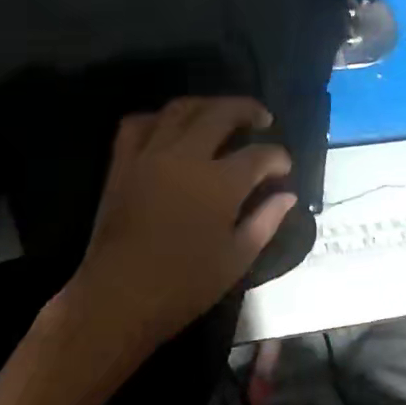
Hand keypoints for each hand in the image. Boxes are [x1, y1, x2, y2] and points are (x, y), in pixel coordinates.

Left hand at [68, 97, 296, 347]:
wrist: (118, 298)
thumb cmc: (184, 285)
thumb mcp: (237, 258)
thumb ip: (266, 220)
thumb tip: (287, 195)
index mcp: (220, 183)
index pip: (260, 155)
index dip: (278, 158)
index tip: (284, 169)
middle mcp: (186, 157)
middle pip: (222, 113)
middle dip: (248, 110)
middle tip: (263, 119)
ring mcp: (150, 155)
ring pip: (181, 109)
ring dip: (208, 105)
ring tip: (222, 114)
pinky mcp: (122, 163)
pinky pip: (138, 123)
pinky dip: (159, 118)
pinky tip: (171, 128)